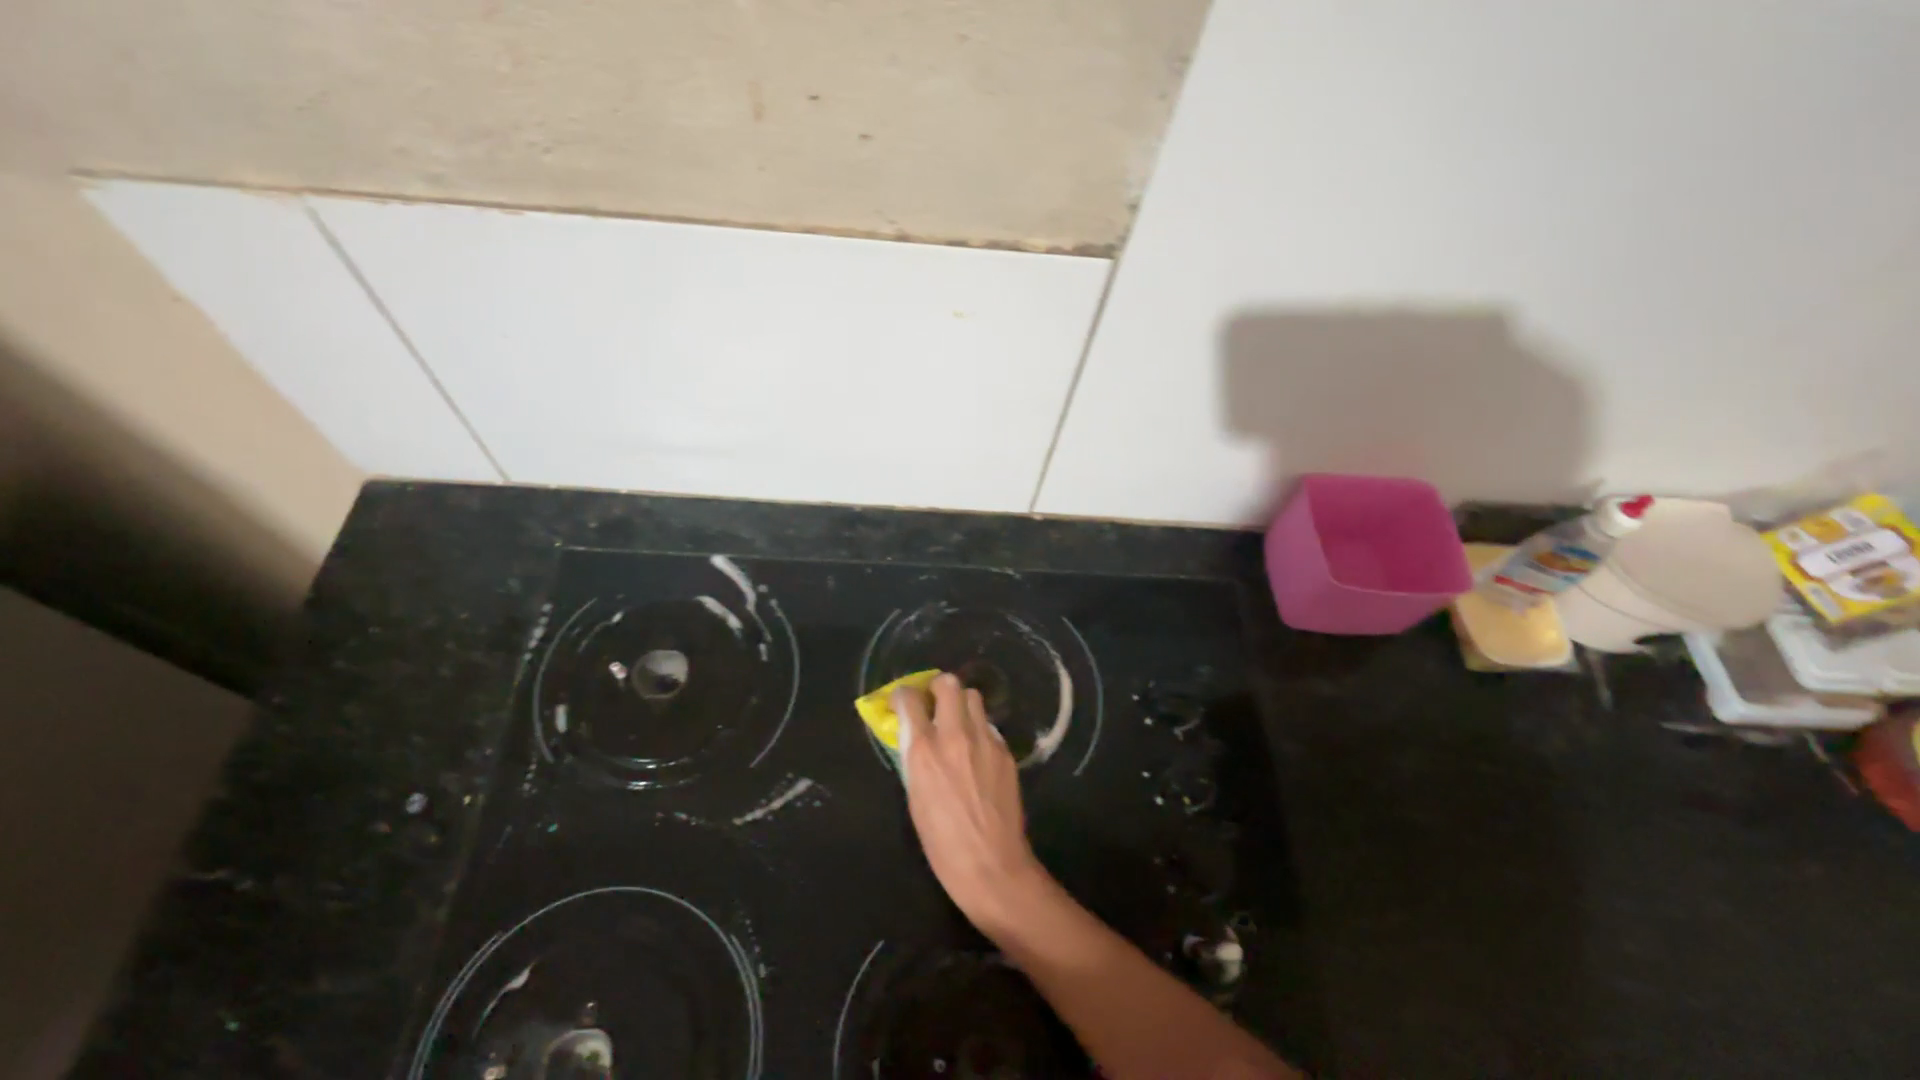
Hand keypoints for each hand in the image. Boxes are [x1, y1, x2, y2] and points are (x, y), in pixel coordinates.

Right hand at [892, 673, 1051, 937]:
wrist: (992, 865)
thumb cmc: (942, 843)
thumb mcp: (915, 798)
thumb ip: (915, 760)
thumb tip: (914, 739)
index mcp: (924, 750)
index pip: (909, 699)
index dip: (902, 696)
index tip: (902, 703)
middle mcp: (955, 736)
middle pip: (948, 684)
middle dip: (937, 687)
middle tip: (933, 703)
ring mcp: (986, 741)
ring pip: (974, 698)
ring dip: (962, 704)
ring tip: (958, 724)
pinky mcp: (1006, 752)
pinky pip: (990, 727)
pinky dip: (980, 730)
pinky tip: (977, 753)